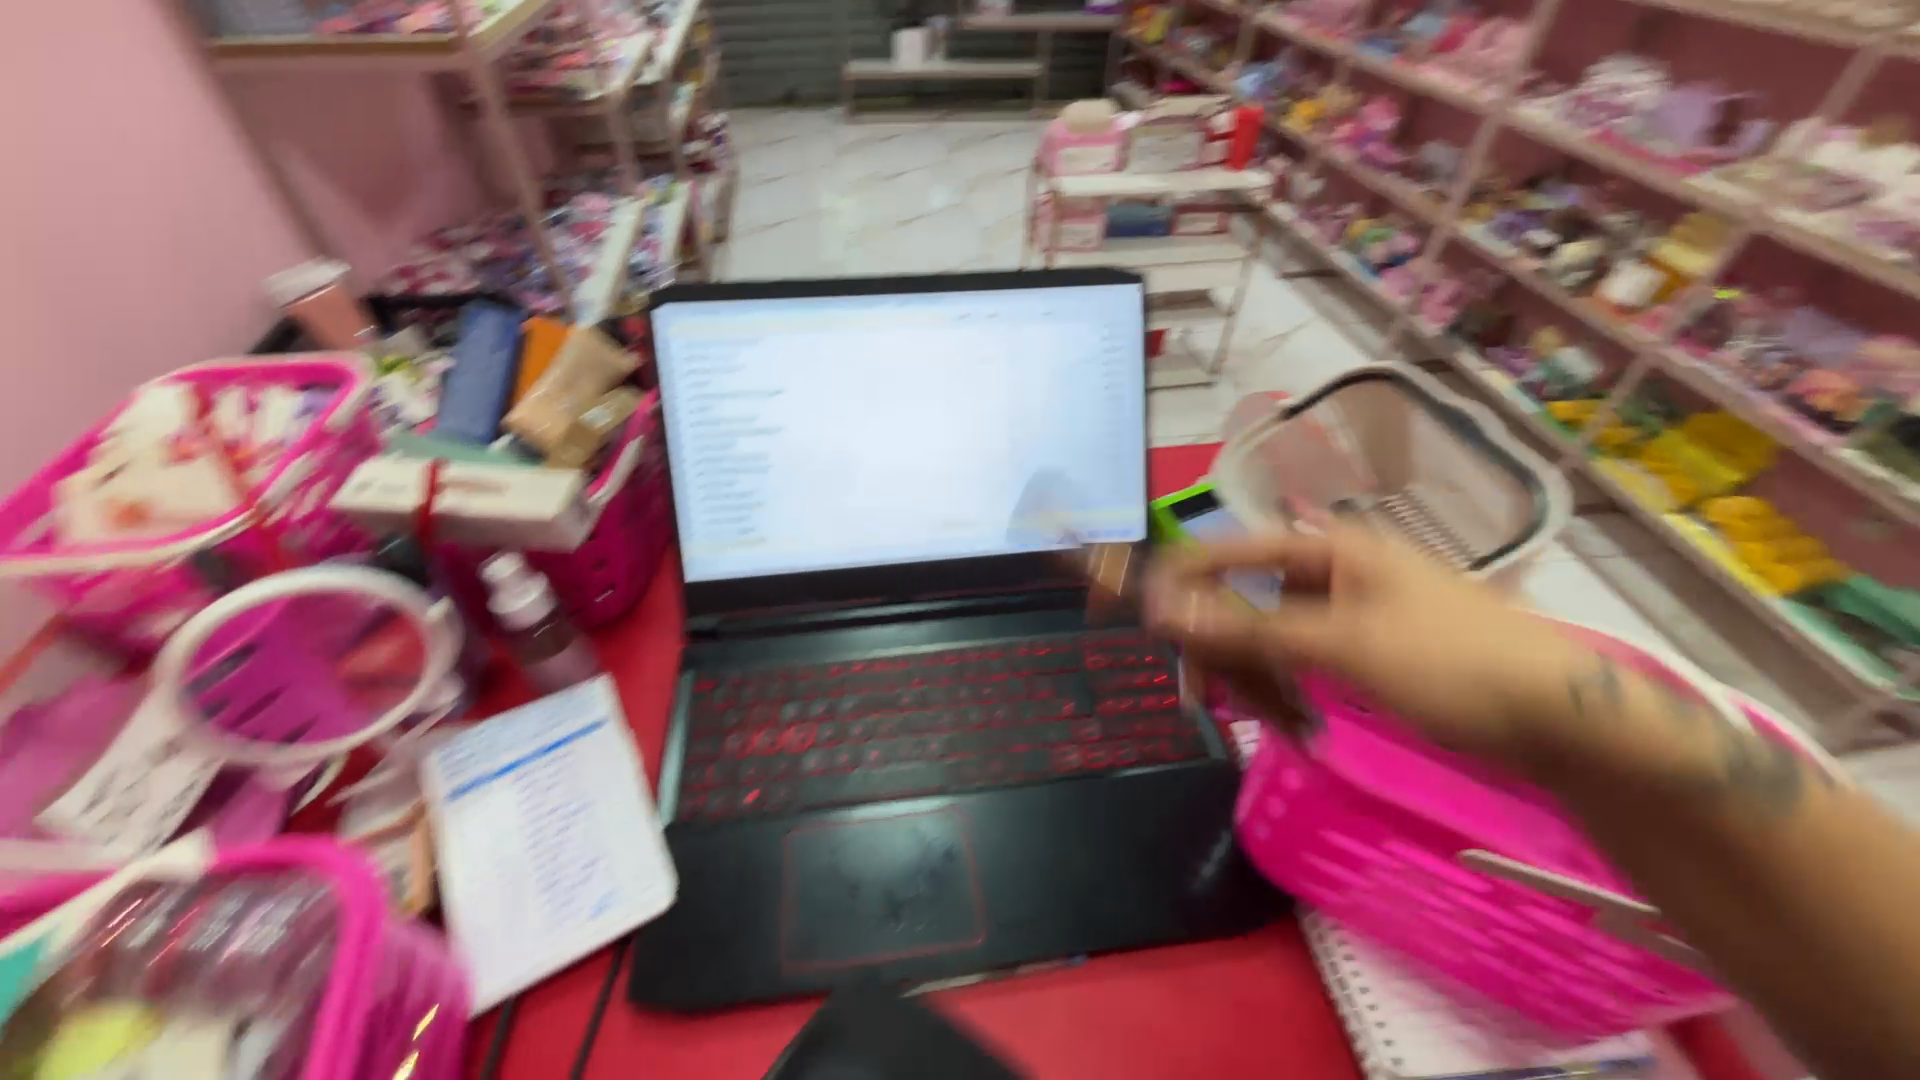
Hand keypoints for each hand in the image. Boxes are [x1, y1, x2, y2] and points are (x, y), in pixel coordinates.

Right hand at [1143, 525, 1586, 773]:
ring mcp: (1349, 615)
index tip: (1144, 614)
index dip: (1187, 578)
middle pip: (1248, 603)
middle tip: (1203, 700)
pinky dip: (1291, 693)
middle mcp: (1334, 573)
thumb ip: (1248, 627)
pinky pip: (1302, 665)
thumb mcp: (1342, 644)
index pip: (1237, 550)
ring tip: (1273, 726)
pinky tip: (1298, 727)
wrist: (1560, 718)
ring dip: (1260, 682)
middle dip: (1226, 651)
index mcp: (1332, 549)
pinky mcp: (1363, 653)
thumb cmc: (1451, 662)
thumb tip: (1165, 609)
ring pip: (1273, 640)